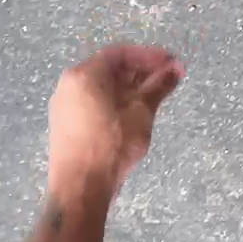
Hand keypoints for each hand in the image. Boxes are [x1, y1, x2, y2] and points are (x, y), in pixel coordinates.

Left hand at [47, 45, 184, 204]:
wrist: (80, 187)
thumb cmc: (112, 142)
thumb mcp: (142, 111)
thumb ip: (159, 85)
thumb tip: (177, 68)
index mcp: (84, 75)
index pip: (121, 53)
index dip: (150, 56)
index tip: (173, 63)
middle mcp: (69, 85)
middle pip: (111, 68)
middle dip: (143, 71)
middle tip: (170, 78)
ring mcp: (65, 106)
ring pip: (104, 86)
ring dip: (133, 86)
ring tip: (158, 95)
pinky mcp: (67, 124)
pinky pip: (96, 101)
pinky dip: (118, 100)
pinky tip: (137, 111)